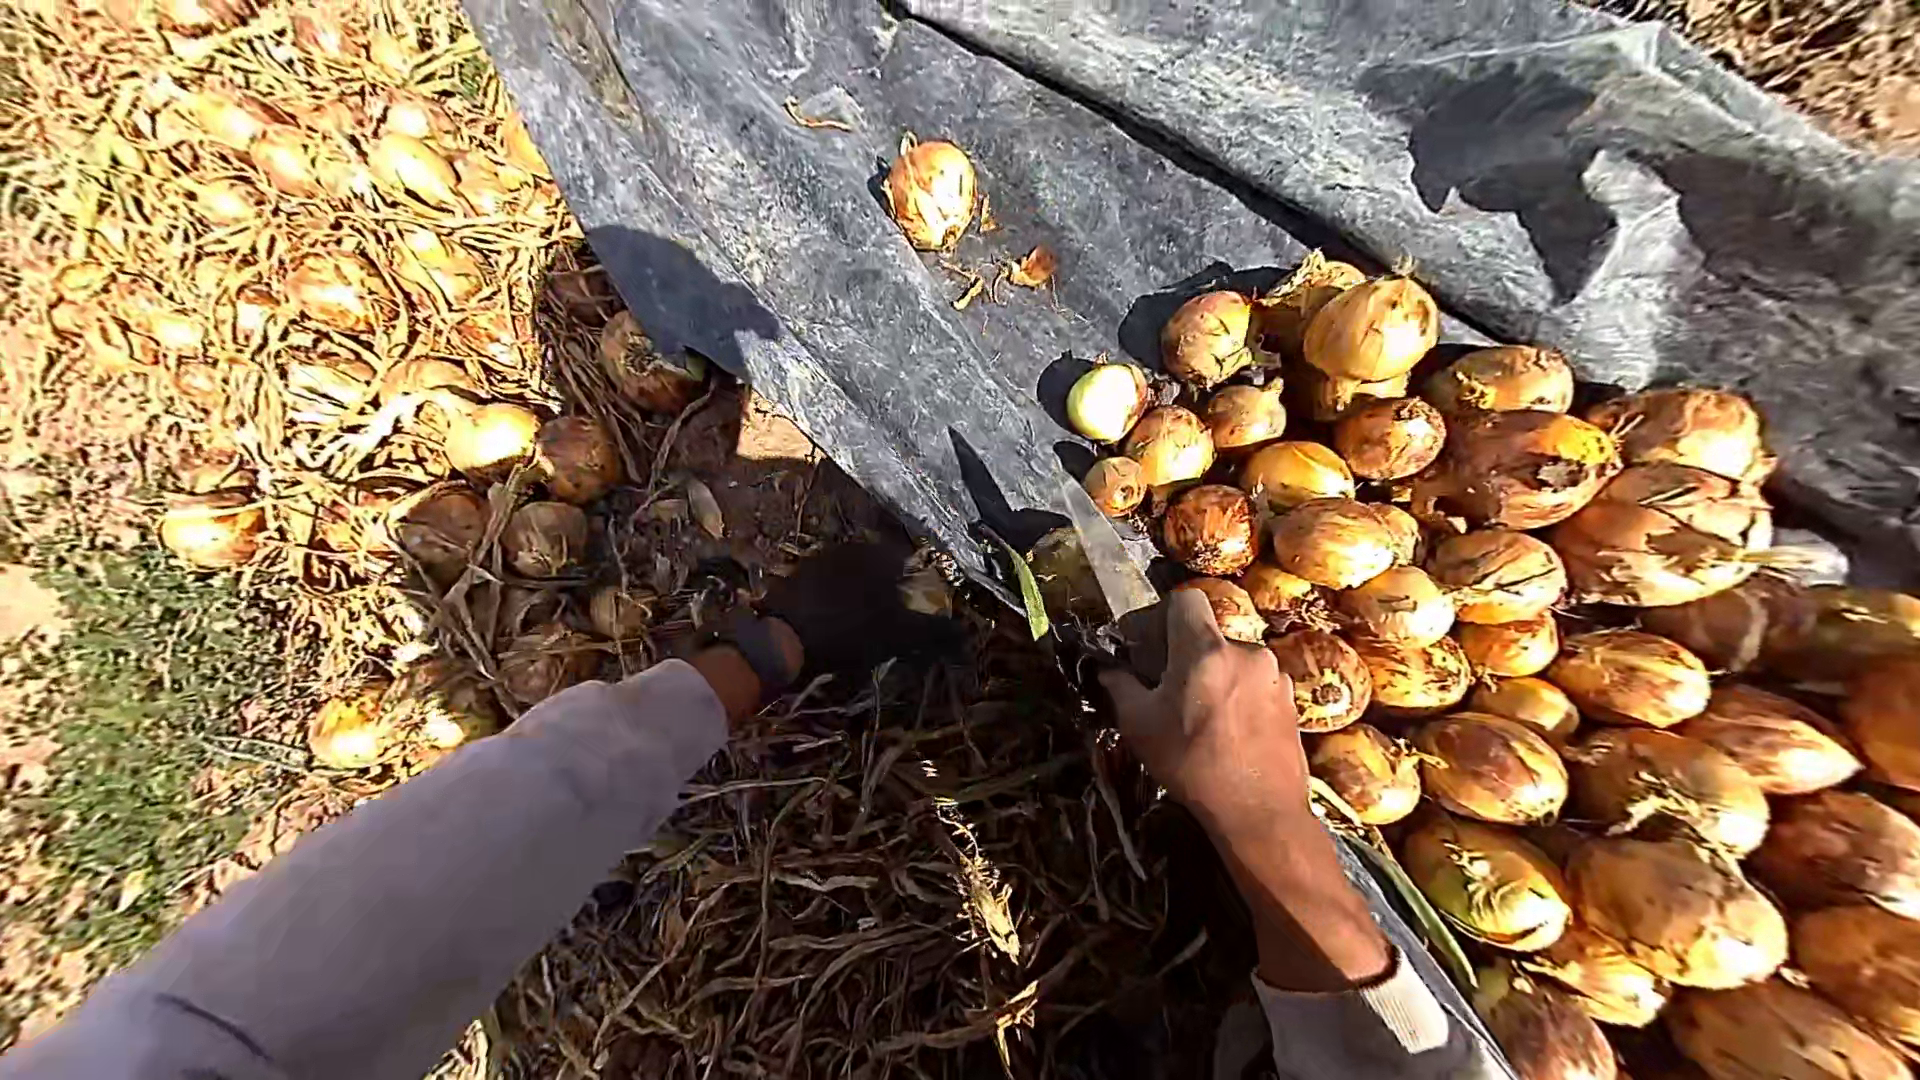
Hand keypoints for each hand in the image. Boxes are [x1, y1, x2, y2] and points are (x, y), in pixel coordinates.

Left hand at [761, 540, 961, 675]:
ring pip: (854, 571)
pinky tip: (837, 616)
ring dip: (864, 589)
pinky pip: (829, 582)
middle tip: (895, 610)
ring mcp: (822, 559)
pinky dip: (838, 595)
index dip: (918, 579)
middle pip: (882, 563)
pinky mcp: (798, 575)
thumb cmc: (850, 631)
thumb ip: (935, 632)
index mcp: (880, 555)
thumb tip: (966, 635)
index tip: (919, 600)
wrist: (782, 639)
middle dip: (891, 583)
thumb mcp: (900, 636)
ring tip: (867, 616)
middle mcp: (852, 548)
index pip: (910, 558)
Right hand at [1099, 590, 1389, 990]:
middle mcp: (1245, 650)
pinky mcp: (1291, 699)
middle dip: (1188, 652)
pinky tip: (1232, 728)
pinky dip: (1240, 692)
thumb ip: (1119, 685)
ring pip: (1233, 657)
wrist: (1260, 813)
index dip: (1166, 613)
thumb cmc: (1191, 764)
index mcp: (1204, 650)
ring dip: (1216, 673)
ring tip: (1205, 713)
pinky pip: (1255, 680)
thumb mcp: (1139, 725)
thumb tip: (1105, 667)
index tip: (1156, 643)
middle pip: (1208, 632)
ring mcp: (1274, 674)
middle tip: (1173, 687)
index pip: (1186, 599)